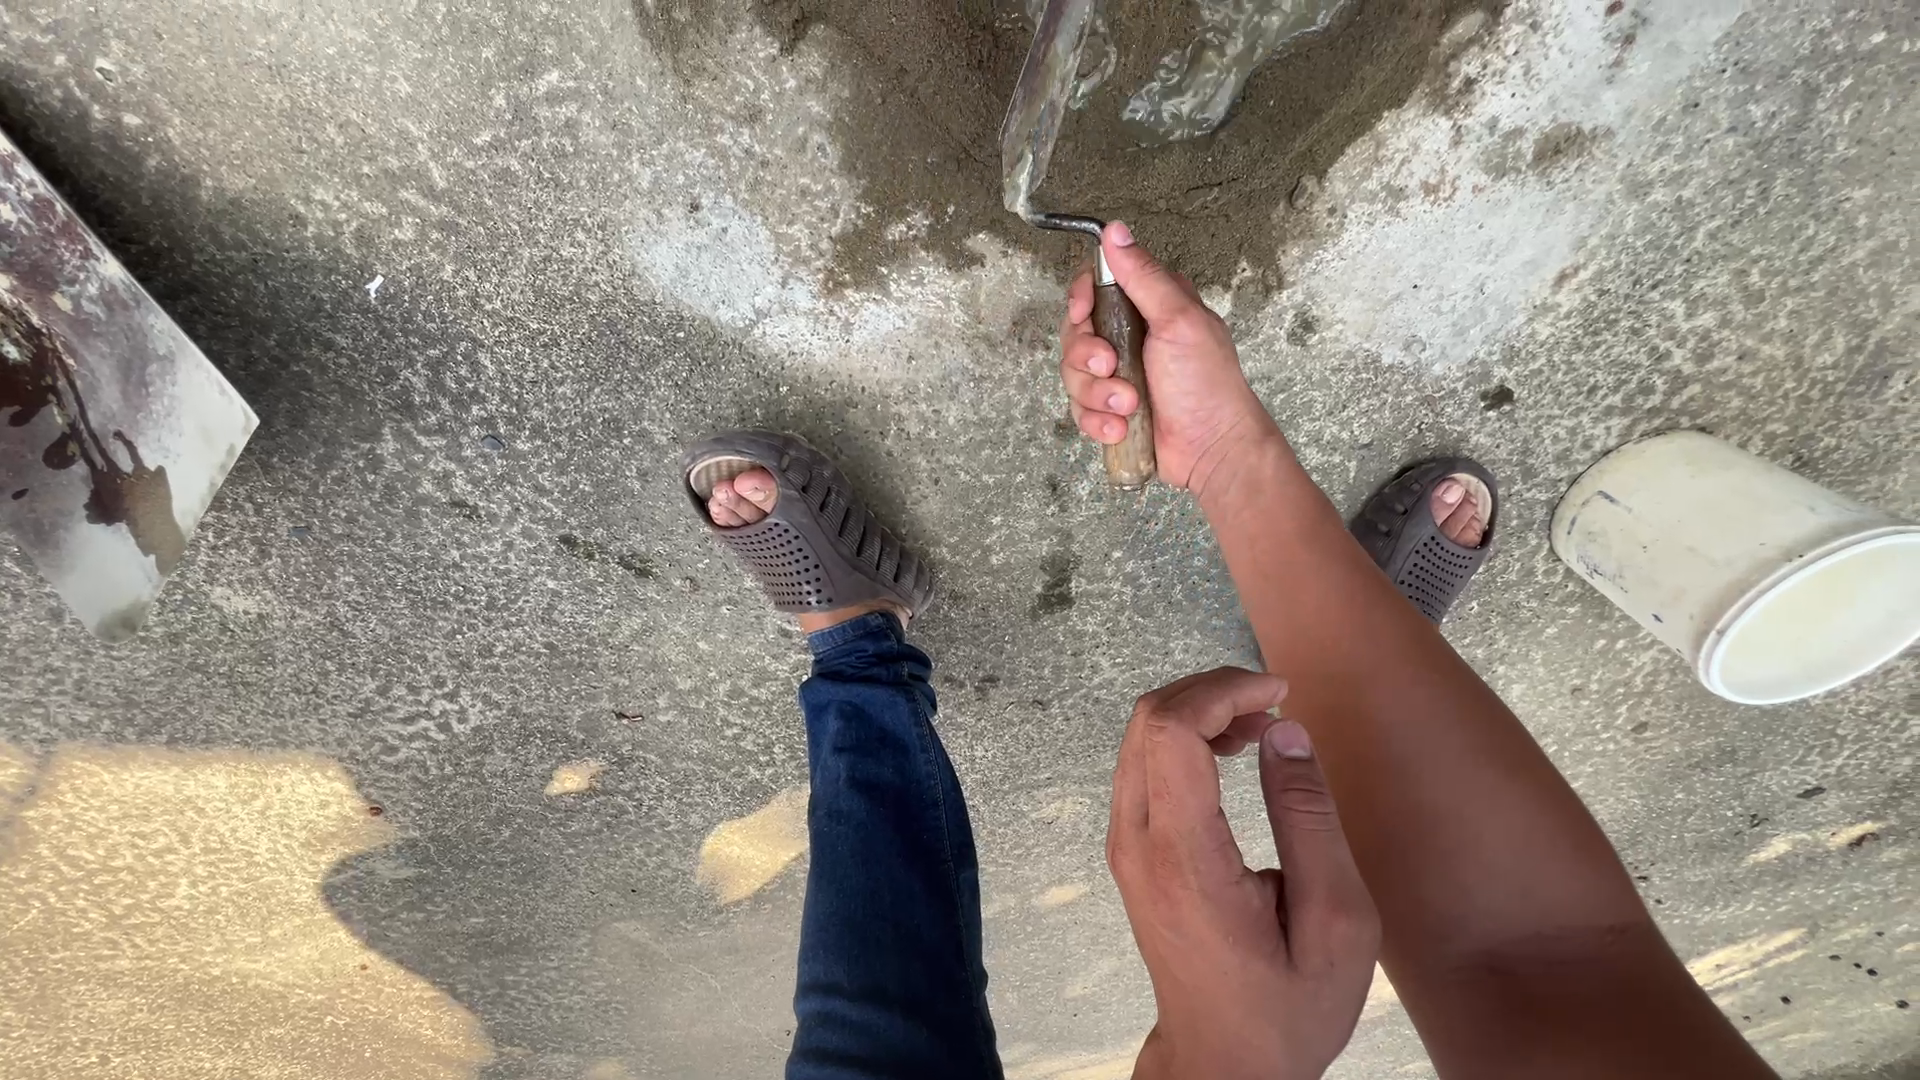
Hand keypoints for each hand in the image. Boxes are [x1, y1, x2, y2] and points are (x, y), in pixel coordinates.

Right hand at [1059, 223, 1283, 495]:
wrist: (1210, 449)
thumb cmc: (1206, 384)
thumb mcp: (1178, 320)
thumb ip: (1143, 277)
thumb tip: (1115, 231)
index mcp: (1147, 307)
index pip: (1093, 289)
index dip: (1080, 302)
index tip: (1084, 316)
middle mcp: (1128, 338)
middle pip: (1074, 335)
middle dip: (1087, 358)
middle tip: (1113, 367)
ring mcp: (1117, 377)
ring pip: (1073, 377)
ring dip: (1097, 395)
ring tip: (1129, 407)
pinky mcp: (1109, 411)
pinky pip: (1080, 411)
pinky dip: (1097, 422)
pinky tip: (1121, 429)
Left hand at [1108, 668, 1379, 1079]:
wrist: (1221, 1058)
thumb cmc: (1287, 1005)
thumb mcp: (1336, 923)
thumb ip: (1309, 819)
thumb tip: (1285, 730)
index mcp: (1181, 855)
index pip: (1169, 731)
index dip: (1222, 691)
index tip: (1279, 690)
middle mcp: (1135, 837)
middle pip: (1148, 719)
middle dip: (1211, 691)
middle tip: (1274, 702)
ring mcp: (1123, 840)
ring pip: (1141, 735)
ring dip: (1198, 711)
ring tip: (1260, 727)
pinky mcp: (1128, 844)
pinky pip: (1144, 762)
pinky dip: (1184, 738)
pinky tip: (1231, 751)